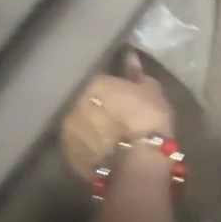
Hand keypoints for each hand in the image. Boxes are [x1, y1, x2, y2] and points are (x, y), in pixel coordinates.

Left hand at [61, 54, 175, 179]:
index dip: (111, 87)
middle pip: (85, 100)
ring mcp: (69, 132)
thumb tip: (129, 56)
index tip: (121, 94)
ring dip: (89, 125)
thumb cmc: (149, 119)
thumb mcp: (151, 89)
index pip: (100, 79)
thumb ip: (136, 73)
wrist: (139, 165)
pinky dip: (87, 146)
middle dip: (96, 105)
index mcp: (95, 82)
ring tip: (106, 134)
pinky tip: (100, 150)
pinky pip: (78, 145)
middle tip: (113, 115)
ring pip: (79, 123)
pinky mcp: (69, 157)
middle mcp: (76, 103)